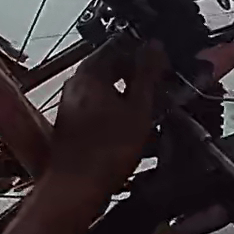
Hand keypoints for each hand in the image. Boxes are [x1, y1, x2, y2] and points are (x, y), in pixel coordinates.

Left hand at [41, 39, 165, 204]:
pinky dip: (115, 106)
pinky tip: (130, 124)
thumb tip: (155, 45)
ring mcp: (71, 101)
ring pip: (105, 85)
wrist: (76, 188)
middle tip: (159, 85)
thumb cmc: (106, 151)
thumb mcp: (138, 109)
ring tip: (149, 106)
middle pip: (110, 65)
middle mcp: (76, 82)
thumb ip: (147, 74)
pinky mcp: (72, 121)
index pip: (118, 45)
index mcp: (90, 72)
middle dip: (136, 73)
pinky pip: (97, 103)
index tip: (161, 64)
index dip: (143, 51)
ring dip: (127, 91)